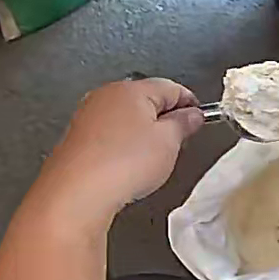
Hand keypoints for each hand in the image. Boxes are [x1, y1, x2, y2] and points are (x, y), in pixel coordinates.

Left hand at [34, 78, 202, 219]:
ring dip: (146, 134)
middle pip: (148, 100)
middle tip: (178, 143)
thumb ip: (185, 123)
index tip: (199, 121)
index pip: (172, 87)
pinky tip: (130, 164)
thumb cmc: (124, 163)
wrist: (79, 192)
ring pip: (129, 118)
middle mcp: (107, 96)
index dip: (191, 104)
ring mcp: (90, 115)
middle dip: (167, 119)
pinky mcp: (80, 137)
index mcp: (132, 89)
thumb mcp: (170, 141)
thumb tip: (192, 115)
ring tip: (153, 158)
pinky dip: (126, 145)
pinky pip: (112, 134)